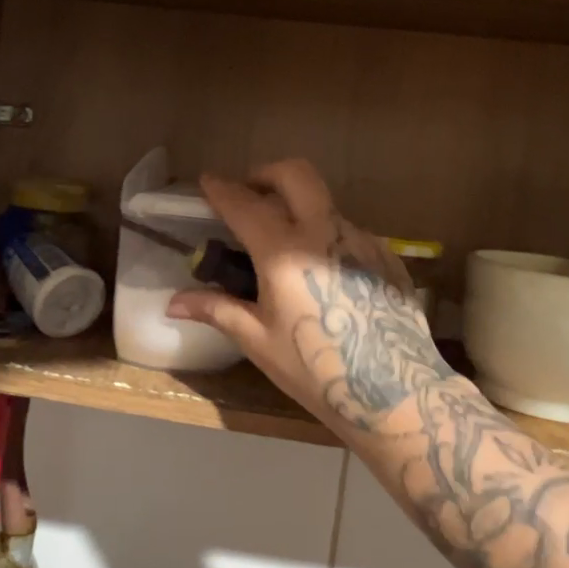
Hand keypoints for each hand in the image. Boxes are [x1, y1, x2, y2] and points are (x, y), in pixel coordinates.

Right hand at [167, 159, 460, 431]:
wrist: (395, 393)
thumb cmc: (315, 370)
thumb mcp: (259, 341)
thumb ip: (217, 310)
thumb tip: (172, 303)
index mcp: (284, 252)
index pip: (245, 204)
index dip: (222, 190)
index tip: (207, 182)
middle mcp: (324, 232)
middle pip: (295, 175)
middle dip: (266, 174)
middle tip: (249, 194)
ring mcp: (361, 240)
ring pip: (324, 204)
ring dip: (298, 208)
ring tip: (284, 246)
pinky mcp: (386, 256)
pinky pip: (348, 231)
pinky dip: (325, 237)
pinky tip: (320, 274)